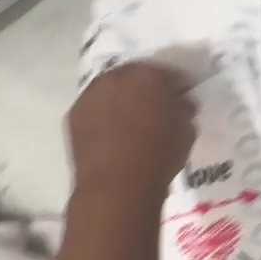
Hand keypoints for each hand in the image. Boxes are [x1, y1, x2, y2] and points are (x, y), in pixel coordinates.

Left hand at [67, 63, 195, 199]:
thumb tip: (179, 104)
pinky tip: (112, 131)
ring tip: (131, 119)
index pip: (170, 74)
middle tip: (155, 107)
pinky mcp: (74, 113)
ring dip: (122, 97)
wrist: (117, 185)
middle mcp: (117, 77)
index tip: (181, 101)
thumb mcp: (187, 130)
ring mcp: (91, 94)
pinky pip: (95, 105)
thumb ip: (182, 109)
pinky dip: (104, 112)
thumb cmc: (160, 155)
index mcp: (150, 76)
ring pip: (111, 88)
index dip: (177, 88)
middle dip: (146, 87)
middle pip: (135, 74)